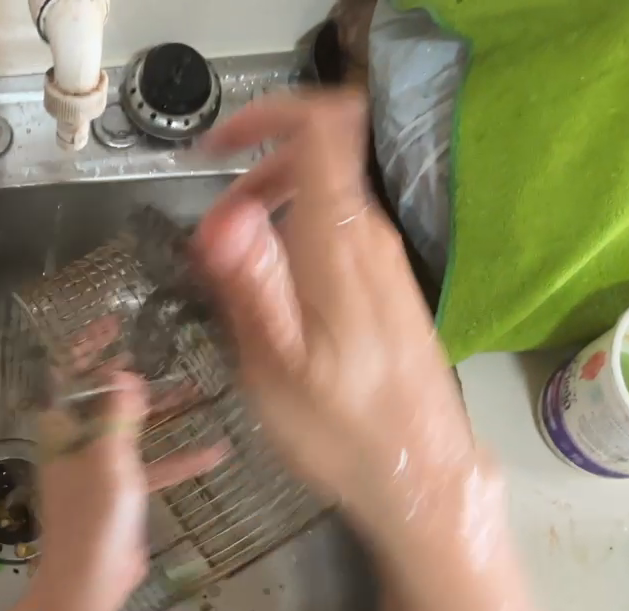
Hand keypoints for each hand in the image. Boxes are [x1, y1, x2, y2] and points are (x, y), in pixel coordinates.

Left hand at [30, 368, 221, 610]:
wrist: (88, 584)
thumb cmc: (93, 519)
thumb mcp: (109, 460)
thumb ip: (116, 415)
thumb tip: (121, 372)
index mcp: (63, 433)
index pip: (67, 378)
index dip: (86, 348)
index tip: (114, 324)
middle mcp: (77, 445)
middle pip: (103, 400)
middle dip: (131, 376)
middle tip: (165, 350)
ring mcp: (99, 470)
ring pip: (132, 431)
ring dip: (162, 412)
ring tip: (199, 388)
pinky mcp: (121, 496)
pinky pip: (151, 469)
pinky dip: (177, 459)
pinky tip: (216, 451)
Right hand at [191, 90, 494, 560]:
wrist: (419, 475)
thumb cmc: (343, 434)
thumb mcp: (275, 370)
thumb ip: (249, 287)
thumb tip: (219, 222)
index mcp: (338, 250)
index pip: (323, 130)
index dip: (268, 118)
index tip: (215, 152)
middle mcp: (369, 243)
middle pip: (316, 163)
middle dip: (252, 180)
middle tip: (209, 239)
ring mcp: (383, 266)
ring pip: (322, 203)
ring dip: (268, 218)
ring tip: (227, 277)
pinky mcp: (386, 292)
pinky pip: (333, 240)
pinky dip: (291, 247)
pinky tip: (269, 302)